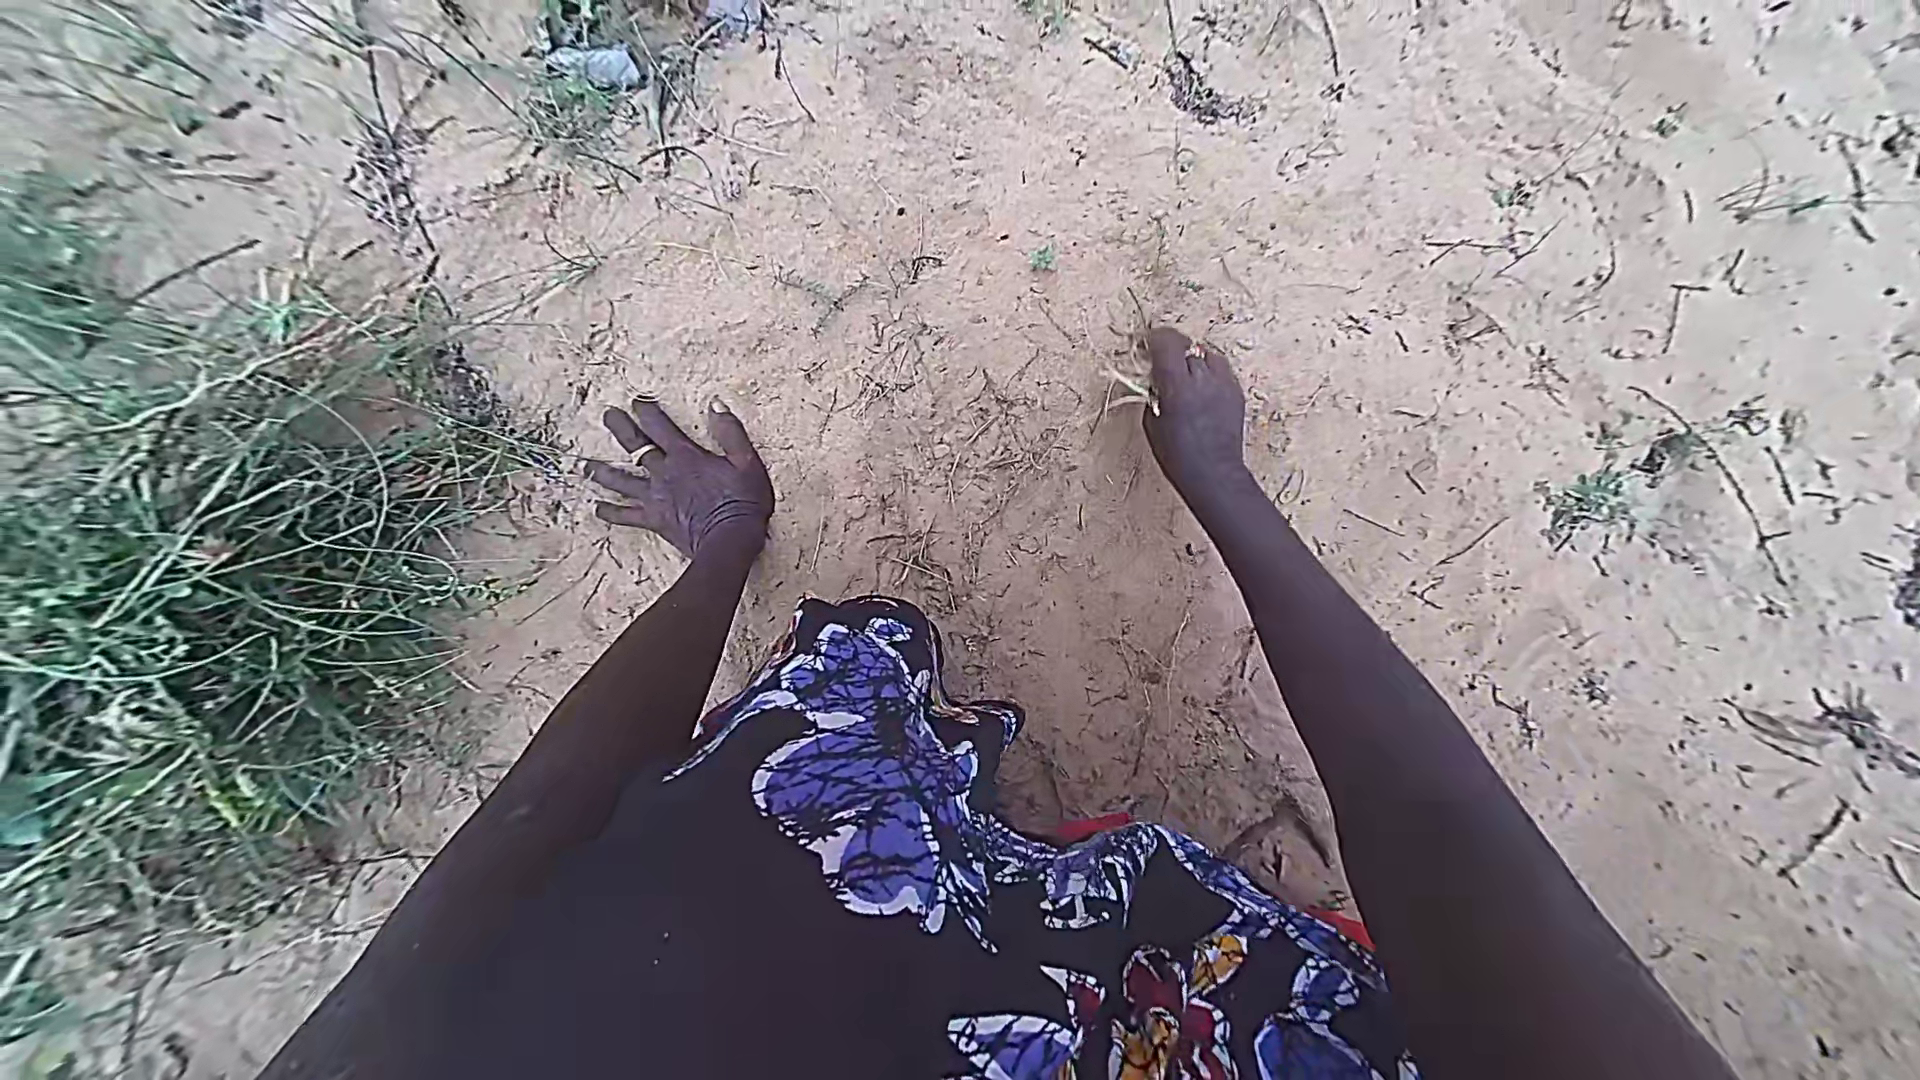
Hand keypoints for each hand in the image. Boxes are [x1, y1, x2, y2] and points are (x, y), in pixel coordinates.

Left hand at [586, 396, 774, 559]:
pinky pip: (626, 515)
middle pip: (636, 446)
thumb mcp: (747, 462)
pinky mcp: (655, 520)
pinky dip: (610, 511)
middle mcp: (665, 473)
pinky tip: (597, 508)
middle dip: (620, 429)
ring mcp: (656, 497)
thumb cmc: (743, 501)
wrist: (731, 538)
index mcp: (686, 456)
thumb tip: (715, 405)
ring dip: (603, 471)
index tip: (638, 402)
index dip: (647, 412)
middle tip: (608, 415)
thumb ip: (730, 433)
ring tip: (586, 465)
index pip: (661, 427)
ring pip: (622, 480)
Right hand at [1140, 327, 1249, 504]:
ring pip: (1206, 354)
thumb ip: (1154, 394)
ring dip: (1192, 359)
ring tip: (1183, 374)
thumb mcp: (1152, 424)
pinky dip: (1208, 373)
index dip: (1153, 337)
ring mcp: (1223, 384)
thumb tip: (1156, 380)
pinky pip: (1220, 370)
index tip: (1145, 340)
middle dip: (1171, 350)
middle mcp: (1203, 380)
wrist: (1212, 473)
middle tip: (1160, 361)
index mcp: (1177, 387)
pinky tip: (1200, 389)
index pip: (1167, 343)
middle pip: (1186, 346)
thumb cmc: (1177, 455)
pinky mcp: (1236, 393)